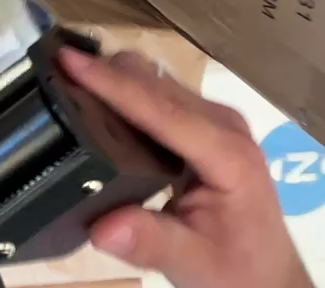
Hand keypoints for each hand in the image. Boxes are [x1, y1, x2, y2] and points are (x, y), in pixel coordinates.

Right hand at [61, 49, 311, 287]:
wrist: (270, 278)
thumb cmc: (238, 272)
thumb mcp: (195, 267)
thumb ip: (151, 242)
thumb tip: (101, 227)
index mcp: (226, 154)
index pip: (159, 108)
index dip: (111, 83)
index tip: (67, 60)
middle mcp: (222, 123)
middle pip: (153, 82)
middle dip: (103, 71)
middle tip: (54, 70)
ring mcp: (214, 117)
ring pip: (153, 77)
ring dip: (111, 74)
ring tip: (67, 79)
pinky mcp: (202, 118)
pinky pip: (156, 89)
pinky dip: (122, 86)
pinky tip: (96, 96)